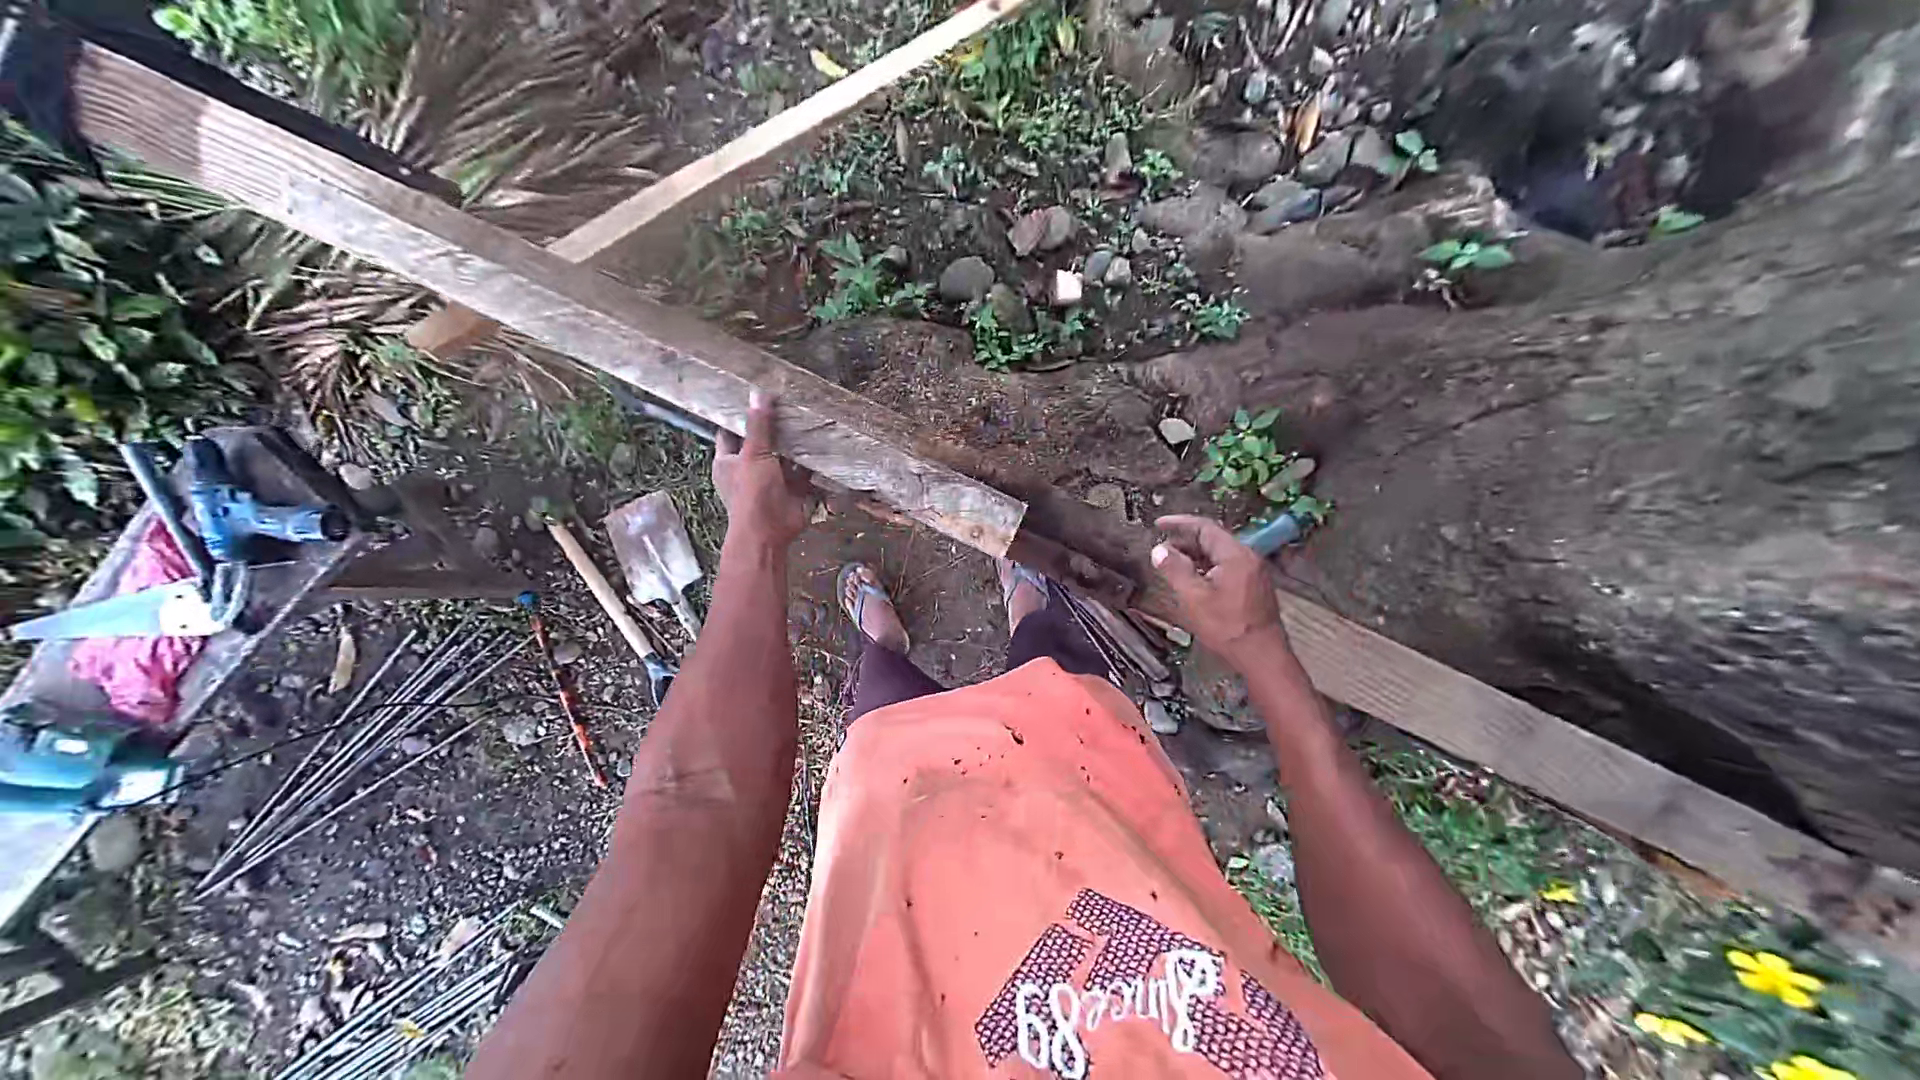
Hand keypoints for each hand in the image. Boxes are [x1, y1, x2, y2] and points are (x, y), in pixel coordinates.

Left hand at [713, 390, 809, 549]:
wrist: (769, 532)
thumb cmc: (751, 493)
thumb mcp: (753, 454)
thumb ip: (758, 425)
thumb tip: (758, 394)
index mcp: (728, 461)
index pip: (731, 432)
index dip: (741, 416)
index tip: (755, 397)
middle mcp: (748, 469)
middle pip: (761, 442)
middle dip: (774, 428)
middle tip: (788, 403)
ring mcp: (771, 480)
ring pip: (784, 456)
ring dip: (794, 444)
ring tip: (807, 418)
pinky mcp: (792, 489)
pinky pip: (803, 471)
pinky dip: (810, 462)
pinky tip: (820, 443)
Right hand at [1151, 514, 1286, 665]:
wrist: (1261, 655)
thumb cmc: (1226, 626)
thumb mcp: (1193, 597)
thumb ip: (1175, 569)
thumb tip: (1159, 549)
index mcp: (1235, 555)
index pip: (1205, 527)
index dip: (1179, 523)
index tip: (1158, 524)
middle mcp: (1248, 557)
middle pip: (1213, 539)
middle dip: (1185, 540)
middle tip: (1162, 549)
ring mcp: (1254, 571)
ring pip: (1220, 553)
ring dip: (1195, 554)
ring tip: (1173, 563)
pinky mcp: (1254, 585)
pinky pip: (1227, 565)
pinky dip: (1207, 566)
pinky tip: (1194, 578)